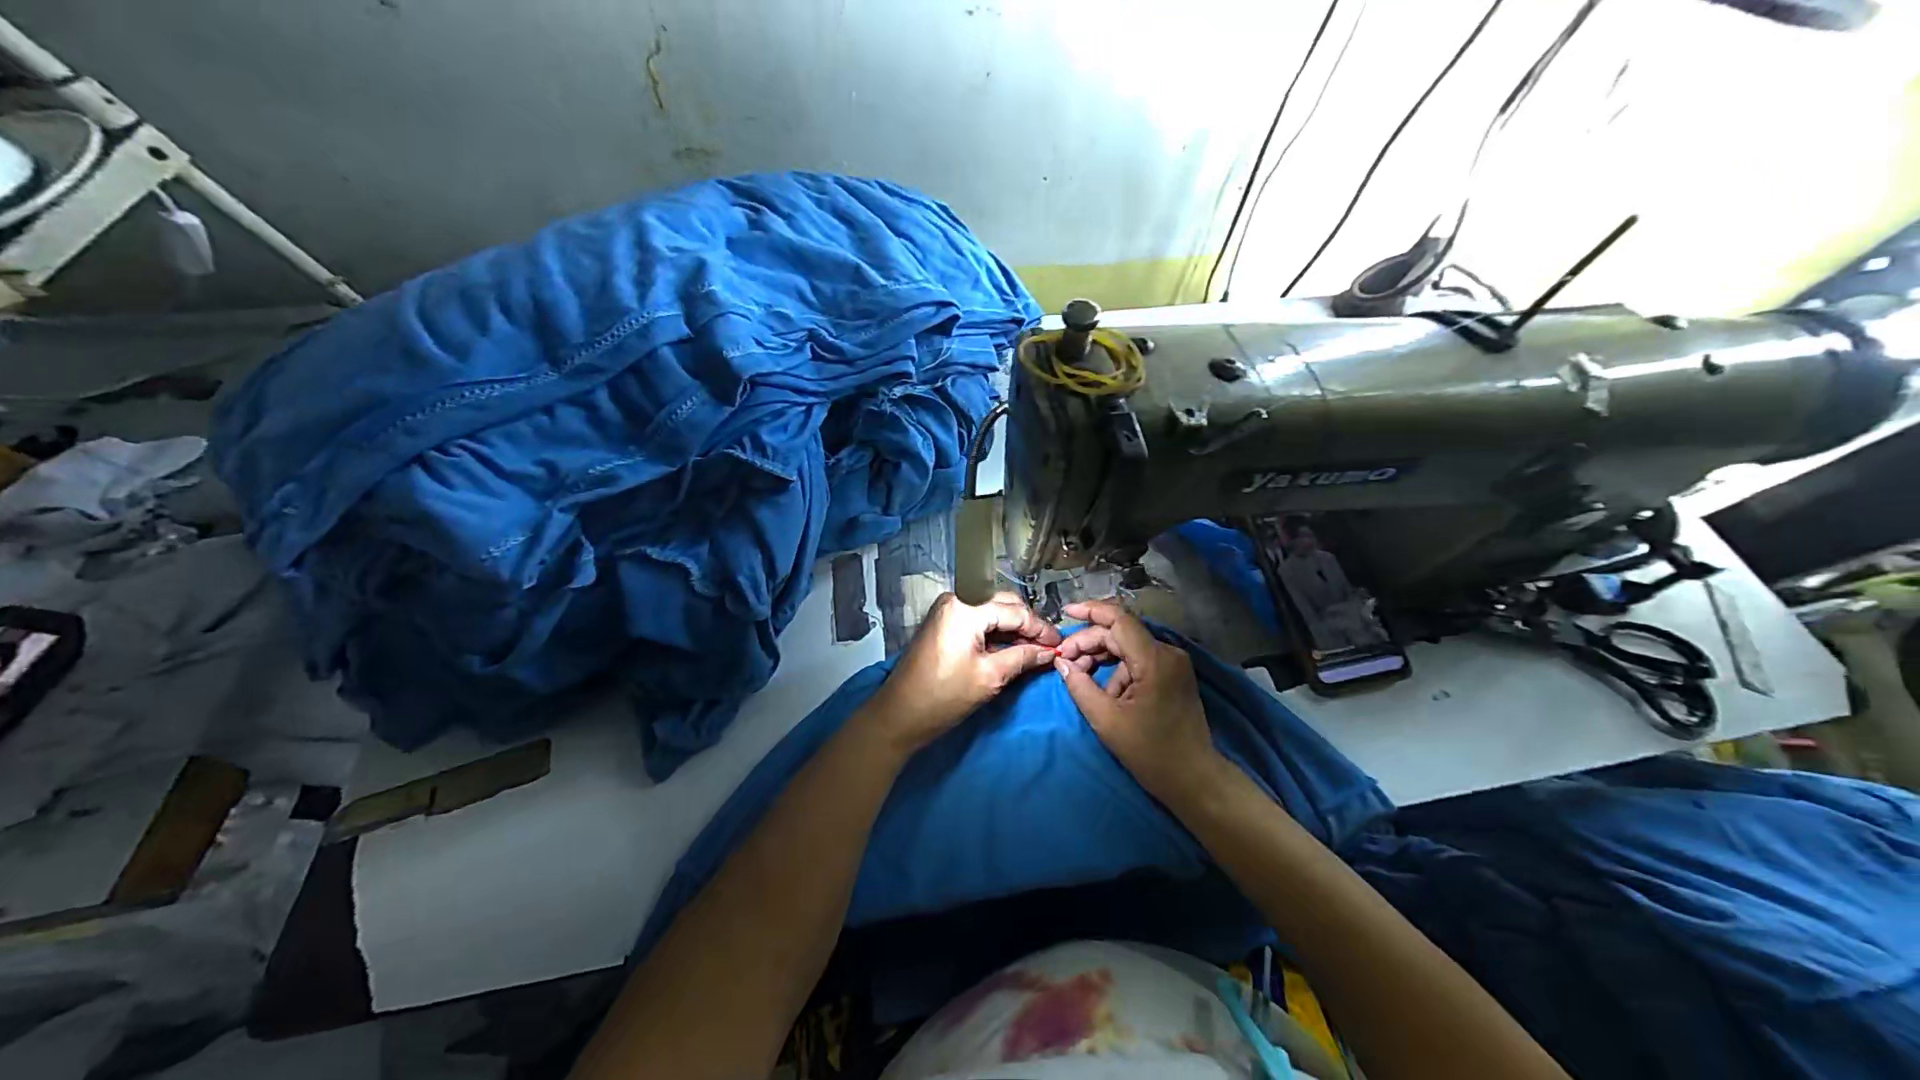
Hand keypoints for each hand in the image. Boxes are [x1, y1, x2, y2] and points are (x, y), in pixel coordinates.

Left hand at [866, 592, 1061, 753]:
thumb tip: (1050, 651)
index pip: (1015, 611)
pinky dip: (997, 634)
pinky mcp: (944, 624)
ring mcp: (948, 610)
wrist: (899, 715)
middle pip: (1004, 604)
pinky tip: (1013, 649)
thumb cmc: (943, 696)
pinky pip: (978, 621)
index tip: (1060, 645)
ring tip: (1036, 649)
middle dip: (1028, 625)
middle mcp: (957, 600)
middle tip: (1050, 647)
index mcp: (966, 607)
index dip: (1041, 629)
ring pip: (992, 612)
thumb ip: (1023, 657)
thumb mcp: (990, 677)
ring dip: (1014, 629)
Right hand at [1053, 599, 1225, 801]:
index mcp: (1154, 660)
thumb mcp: (1106, 720)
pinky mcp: (1174, 675)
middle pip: (1121, 633)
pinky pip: (1139, 660)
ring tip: (1080, 678)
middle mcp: (1168, 653)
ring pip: (1128, 647)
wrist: (1193, 778)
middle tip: (1064, 660)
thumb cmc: (1150, 752)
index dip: (1091, 611)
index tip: (1065, 613)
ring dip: (1102, 657)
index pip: (1119, 619)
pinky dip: (1118, 669)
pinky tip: (1105, 691)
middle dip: (1089, 642)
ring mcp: (1174, 663)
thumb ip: (1080, 686)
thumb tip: (1062, 662)